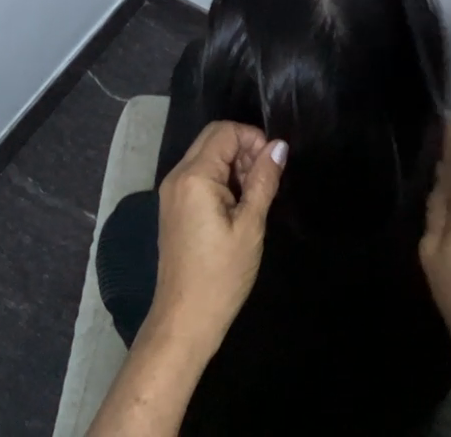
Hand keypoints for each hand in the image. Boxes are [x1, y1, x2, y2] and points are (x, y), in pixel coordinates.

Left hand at [149, 121, 288, 346]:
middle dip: (243, 148)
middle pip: (213, 138)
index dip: (253, 138)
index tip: (272, 165)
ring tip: (255, 195)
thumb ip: (264, 180)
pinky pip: (199, 174)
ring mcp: (172, 191)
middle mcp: (177, 176)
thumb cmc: (221, 274)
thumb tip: (279, 146)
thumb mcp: (251, 225)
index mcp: (194, 176)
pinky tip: (238, 205)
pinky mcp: (174, 206)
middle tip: (265, 179)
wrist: (185, 319)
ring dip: (234, 163)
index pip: (225, 131)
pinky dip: (221, 178)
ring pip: (207, 155)